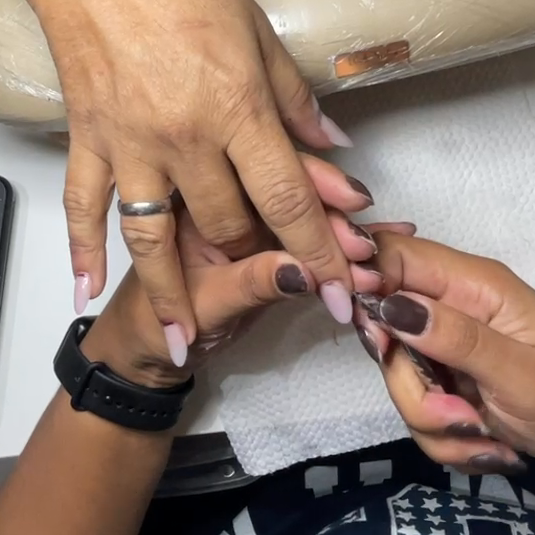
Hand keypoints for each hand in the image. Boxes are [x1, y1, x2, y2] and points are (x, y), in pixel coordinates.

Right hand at [9, 0, 353, 362]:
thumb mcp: (255, 31)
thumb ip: (294, 101)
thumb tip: (335, 149)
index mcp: (235, 107)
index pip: (289, 200)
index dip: (323, 255)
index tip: (346, 295)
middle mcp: (182, 138)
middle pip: (230, 224)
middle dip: (263, 261)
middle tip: (286, 290)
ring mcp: (128, 144)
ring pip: (155, 237)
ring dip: (173, 293)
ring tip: (187, 340)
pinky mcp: (86, 139)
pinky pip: (82, 206)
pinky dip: (80, 250)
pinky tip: (86, 288)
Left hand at [82, 158, 403, 387]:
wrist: (145, 351)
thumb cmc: (155, 325)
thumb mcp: (206, 304)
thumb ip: (253, 283)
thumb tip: (305, 269)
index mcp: (198, 196)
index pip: (260, 183)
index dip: (310, 199)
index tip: (351, 222)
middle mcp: (227, 196)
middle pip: (289, 191)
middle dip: (335, 217)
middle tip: (369, 245)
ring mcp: (250, 220)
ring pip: (304, 213)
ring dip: (346, 230)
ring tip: (389, 244)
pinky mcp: (267, 243)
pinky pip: (306, 238)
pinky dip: (342, 245)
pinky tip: (385, 243)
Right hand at [351, 233, 534, 473]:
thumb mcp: (524, 374)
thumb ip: (456, 337)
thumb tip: (389, 303)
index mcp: (473, 285)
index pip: (393, 255)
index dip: (366, 287)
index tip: (378, 343)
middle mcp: (452, 308)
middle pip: (384, 330)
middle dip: (411, 385)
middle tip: (458, 414)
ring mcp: (446, 347)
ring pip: (397, 377)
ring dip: (433, 421)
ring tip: (485, 435)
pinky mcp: (446, 382)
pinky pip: (416, 409)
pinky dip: (444, 437)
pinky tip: (487, 444)